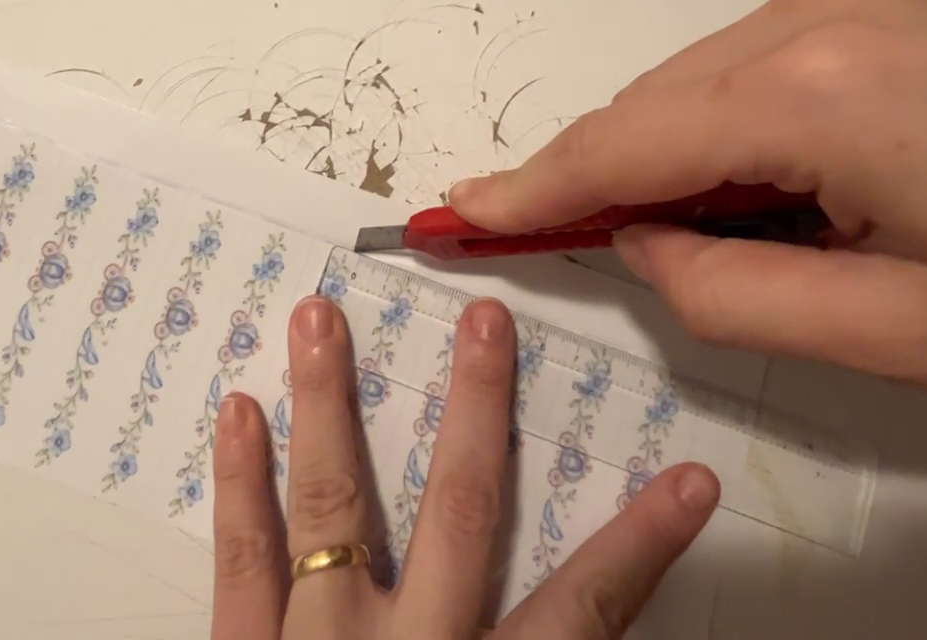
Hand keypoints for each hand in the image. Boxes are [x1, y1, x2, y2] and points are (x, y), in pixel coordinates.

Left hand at [211, 296, 719, 639]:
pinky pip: (241, 561)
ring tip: (318, 318)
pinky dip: (239, 482)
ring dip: (328, 405)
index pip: (589, 611)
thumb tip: (590, 628)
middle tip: (482, 319)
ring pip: (333, 505)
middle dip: (474, 409)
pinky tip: (237, 408)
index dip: (644, 543)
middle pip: (458, 511)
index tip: (689, 475)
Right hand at [449, 0, 926, 391]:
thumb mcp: (912, 334)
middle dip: (601, 175)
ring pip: (704, 76)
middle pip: (652, 102)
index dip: (526, 186)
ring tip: (719, 226)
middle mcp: (813, 7)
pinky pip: (764, 54)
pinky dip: (735, 118)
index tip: (453, 208)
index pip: (618, 144)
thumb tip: (644, 241)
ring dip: (677, 150)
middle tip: (561, 235)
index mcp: (811, 91)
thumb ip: (731, 294)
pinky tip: (786, 170)